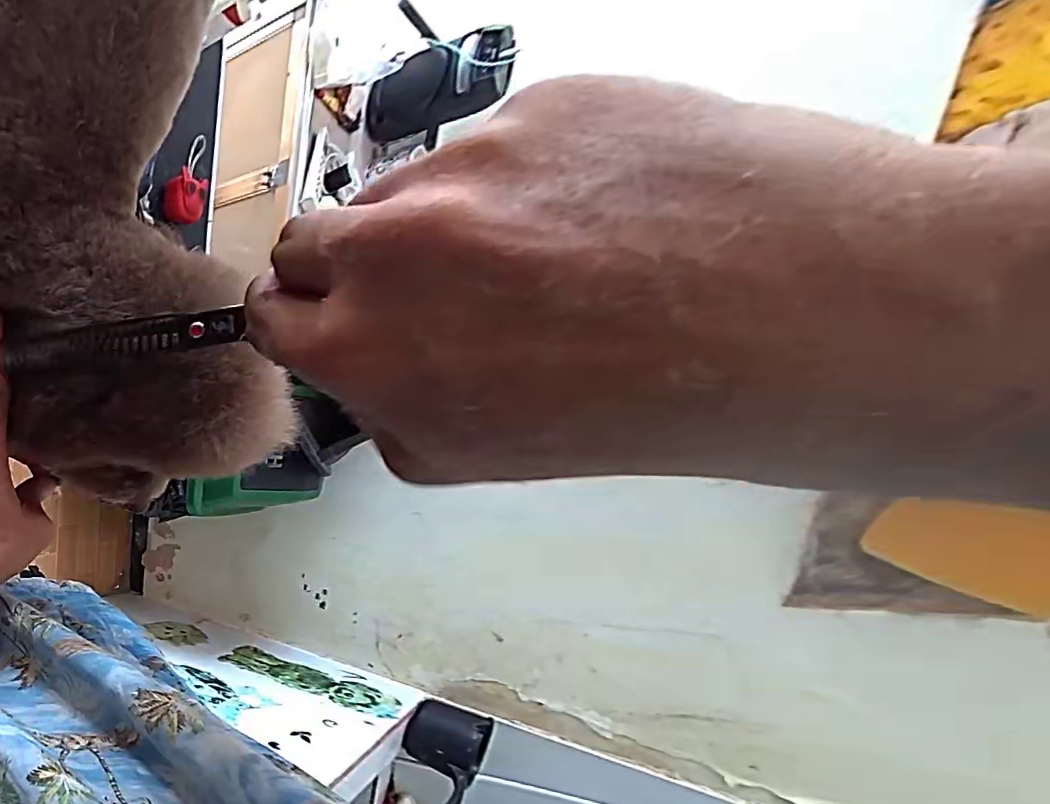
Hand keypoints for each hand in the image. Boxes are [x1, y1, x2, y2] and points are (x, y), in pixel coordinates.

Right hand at [246, 76, 1049, 500]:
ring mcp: (461, 161)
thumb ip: (376, 408)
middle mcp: (388, 243)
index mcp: (357, 340)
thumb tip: (358, 370)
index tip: (305, 320)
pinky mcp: (539, 100)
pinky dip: (504, 182)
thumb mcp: (454, 456)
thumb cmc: (604, 416)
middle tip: (393, 291)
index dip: (285, 320)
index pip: (268, 313)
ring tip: (508, 259)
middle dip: (328, 270)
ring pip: (392, 191)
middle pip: (302, 240)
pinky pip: (484, 147)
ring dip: (418, 227)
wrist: (781, 320)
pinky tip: (572, 217)